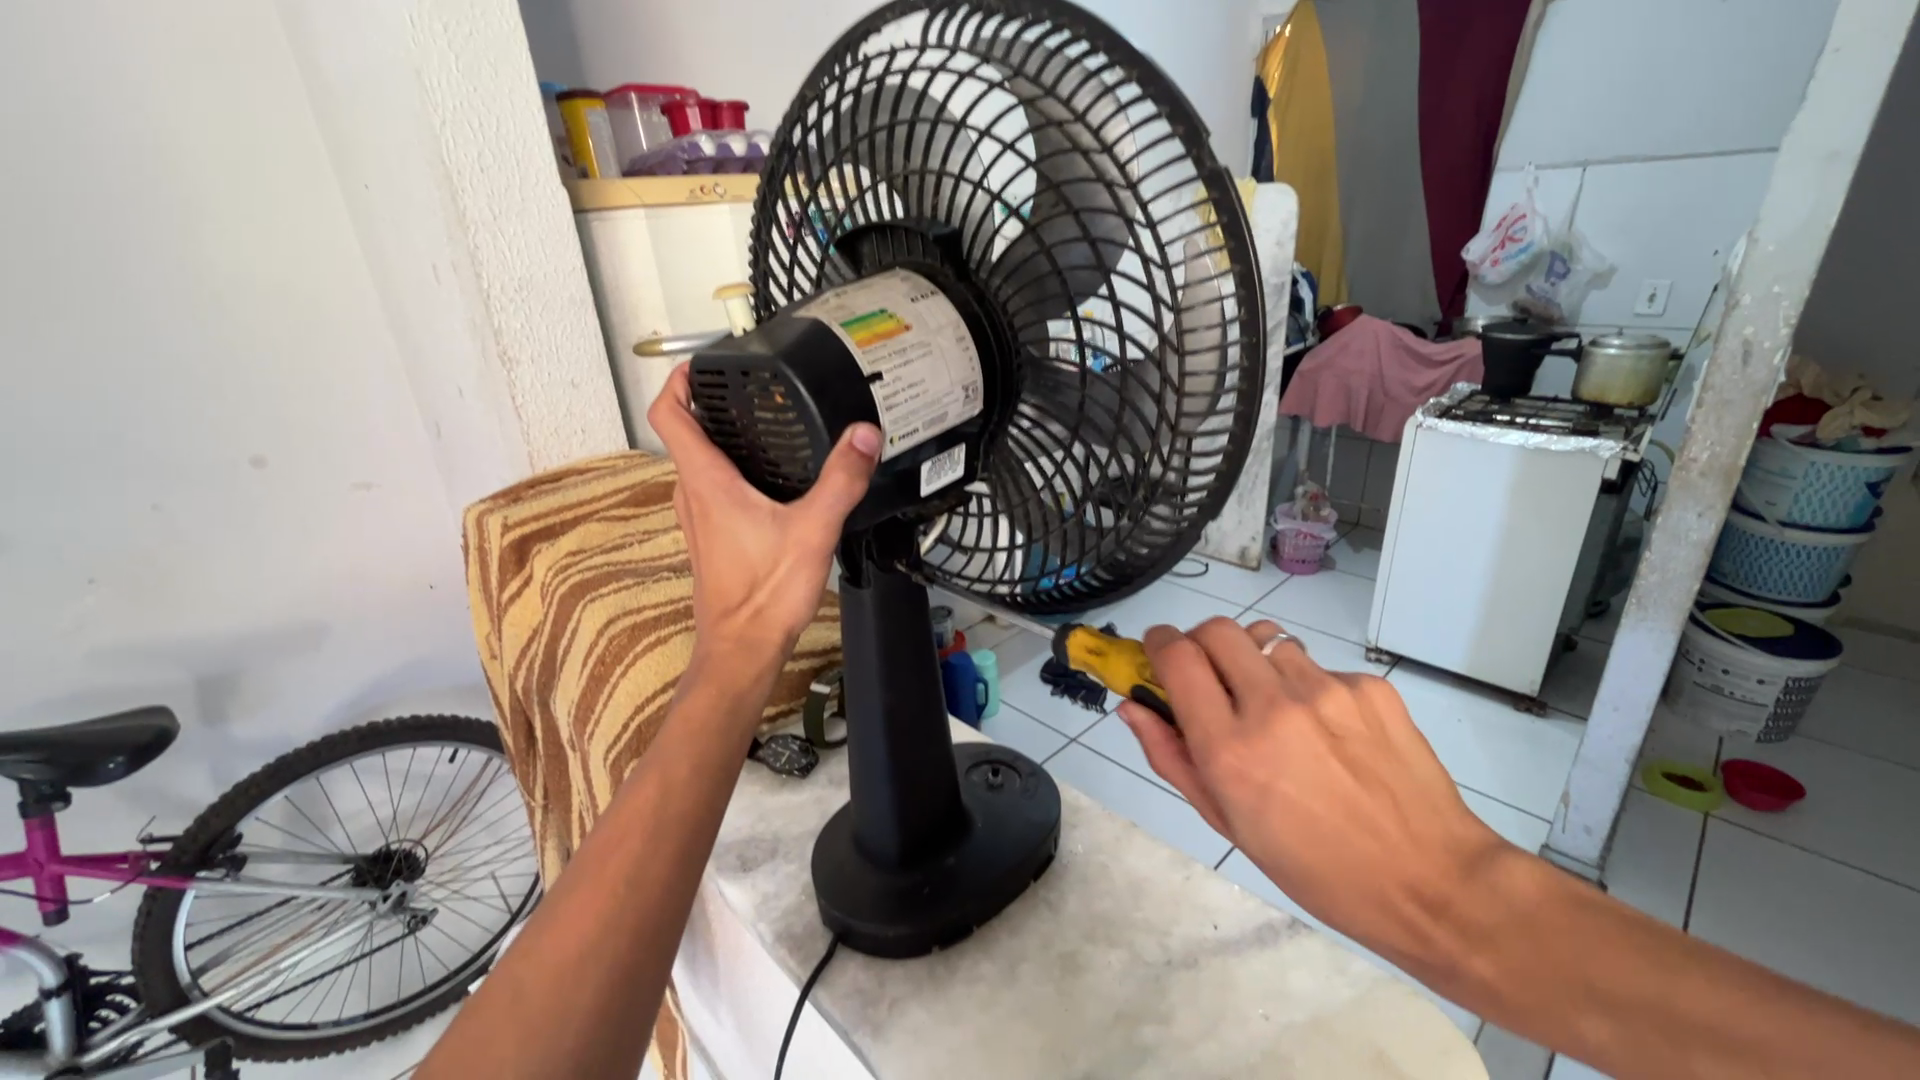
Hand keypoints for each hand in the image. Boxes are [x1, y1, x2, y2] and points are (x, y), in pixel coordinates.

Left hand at [647, 364, 879, 662]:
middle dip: (707, 405)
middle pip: (683, 434)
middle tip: (744, 390)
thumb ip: (841, 480)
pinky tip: (767, 483)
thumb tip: (863, 437)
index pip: (669, 415)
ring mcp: (698, 519)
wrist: (742, 648)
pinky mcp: (711, 538)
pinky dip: (727, 473)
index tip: (700, 365)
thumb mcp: (813, 529)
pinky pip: (710, 491)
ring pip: (696, 464)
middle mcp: (692, 496)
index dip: (678, 382)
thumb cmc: (763, 596)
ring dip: (717, 440)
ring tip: (759, 428)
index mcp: (706, 483)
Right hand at [1116, 617, 1513, 968]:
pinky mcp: (1370, 688)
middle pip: (1217, 629)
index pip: (1177, 657)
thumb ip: (1172, 758)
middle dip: (1200, 642)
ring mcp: (1327, 691)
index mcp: (1230, 749)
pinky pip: (1318, 667)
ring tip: (1276, 710)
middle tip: (1208, 674)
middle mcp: (1274, 707)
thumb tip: (1133, 707)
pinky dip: (1306, 686)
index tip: (1157, 650)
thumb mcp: (1228, 824)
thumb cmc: (1313, 867)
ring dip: (1255, 663)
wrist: (1429, 879)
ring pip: (1268, 642)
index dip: (1158, 643)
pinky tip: (1328, 732)